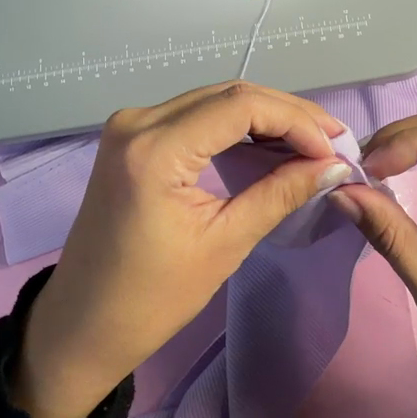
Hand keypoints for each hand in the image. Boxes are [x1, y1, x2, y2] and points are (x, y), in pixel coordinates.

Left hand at [11, 82, 350, 417]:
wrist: (83, 322)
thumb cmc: (152, 297)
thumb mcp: (224, 244)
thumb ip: (280, 193)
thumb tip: (333, 164)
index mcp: (155, 148)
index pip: (240, 105)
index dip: (294, 120)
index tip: (333, 148)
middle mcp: (139, 120)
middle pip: (228, 94)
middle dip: (286, 114)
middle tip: (333, 140)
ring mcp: (132, 123)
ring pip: (214, 99)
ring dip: (264, 116)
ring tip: (311, 142)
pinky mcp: (133, 133)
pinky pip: (195, 114)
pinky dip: (235, 124)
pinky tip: (269, 143)